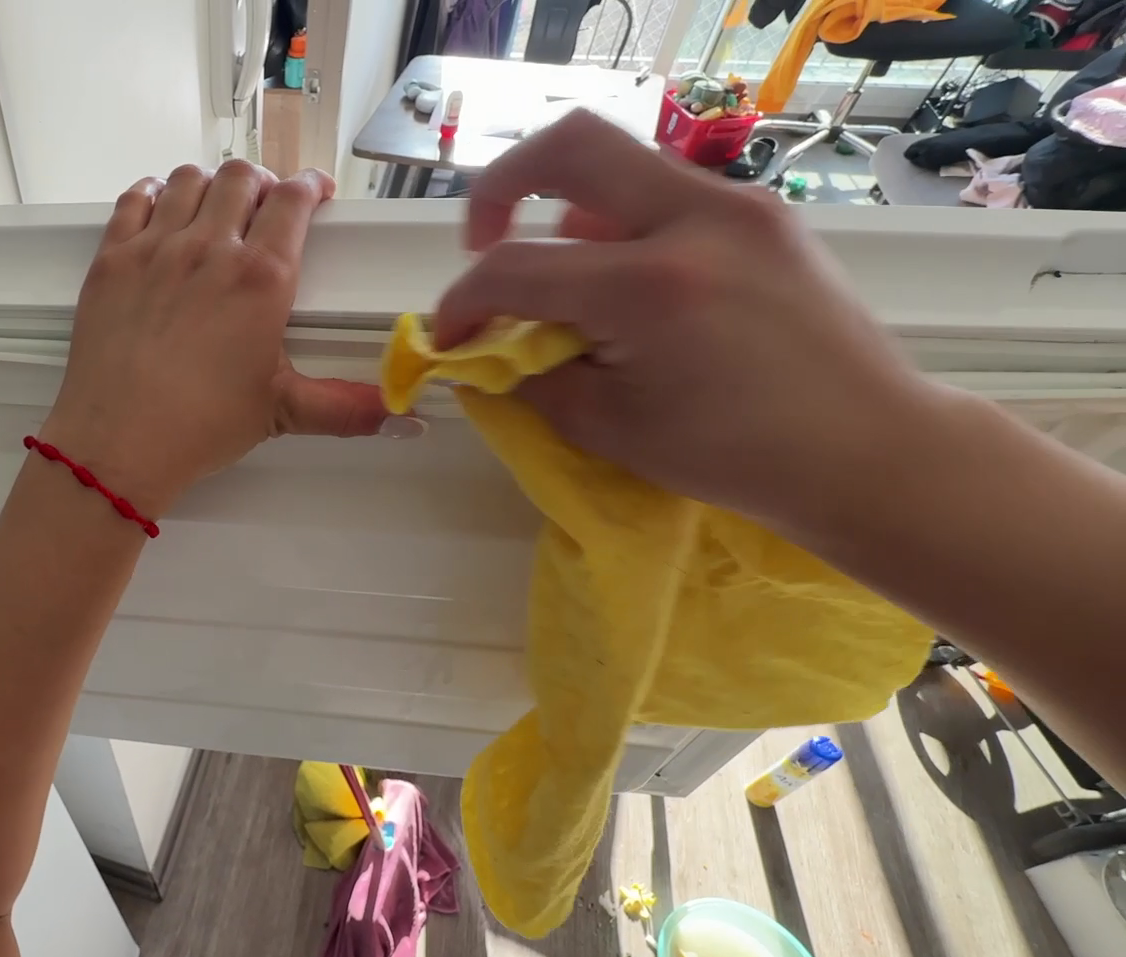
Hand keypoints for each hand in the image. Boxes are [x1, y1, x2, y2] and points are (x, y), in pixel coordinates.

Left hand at [41, 161, 412, 516]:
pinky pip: (135, 199)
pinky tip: (161, 207)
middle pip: (241, 179)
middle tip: (263, 206)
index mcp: (261, 279)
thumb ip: (345, 408)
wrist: (118, 442)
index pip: (294, 202)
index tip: (315, 194)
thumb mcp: (280, 412)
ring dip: (209, 184)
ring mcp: (155, 249)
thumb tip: (401, 423)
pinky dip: (154, 193)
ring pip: (189, 179)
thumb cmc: (200, 426)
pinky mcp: (111, 260)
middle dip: (261, 183)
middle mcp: (210, 249)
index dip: (309, 188)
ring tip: (214, 207)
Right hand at [434, 111, 948, 533]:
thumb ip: (528, 378)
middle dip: (499, 188)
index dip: (461, 304)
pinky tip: (620, 289)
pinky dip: (615, 229)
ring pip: (617, 167)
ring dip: (562, 217)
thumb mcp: (601, 425)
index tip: (447, 339)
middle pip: (570, 146)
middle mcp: (696, 220)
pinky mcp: (761, 215)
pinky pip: (662, 195)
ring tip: (561, 288)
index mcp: (648, 287)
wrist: (864, 448)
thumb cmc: (727, 454)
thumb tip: (486, 351)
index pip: (515, 269)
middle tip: (479, 243)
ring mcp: (738, 206)